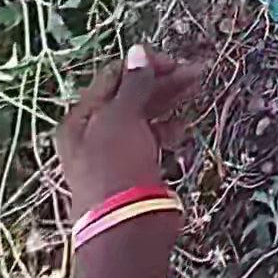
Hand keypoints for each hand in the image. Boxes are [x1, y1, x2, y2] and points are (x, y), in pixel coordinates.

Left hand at [58, 45, 205, 218]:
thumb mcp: (122, 119)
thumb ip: (133, 84)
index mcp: (81, 118)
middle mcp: (95, 132)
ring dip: (169, 101)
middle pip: (131, 95)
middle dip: (162, 82)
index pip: (113, 77)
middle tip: (195, 73)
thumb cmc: (117, 166)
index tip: (173, 63)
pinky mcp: (136, 167)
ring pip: (145, 115)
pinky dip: (168, 128)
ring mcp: (116, 151)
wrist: (129, 227)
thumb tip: (138, 49)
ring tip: (196, 90)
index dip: (142, 66)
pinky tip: (183, 127)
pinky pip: (153, 138)